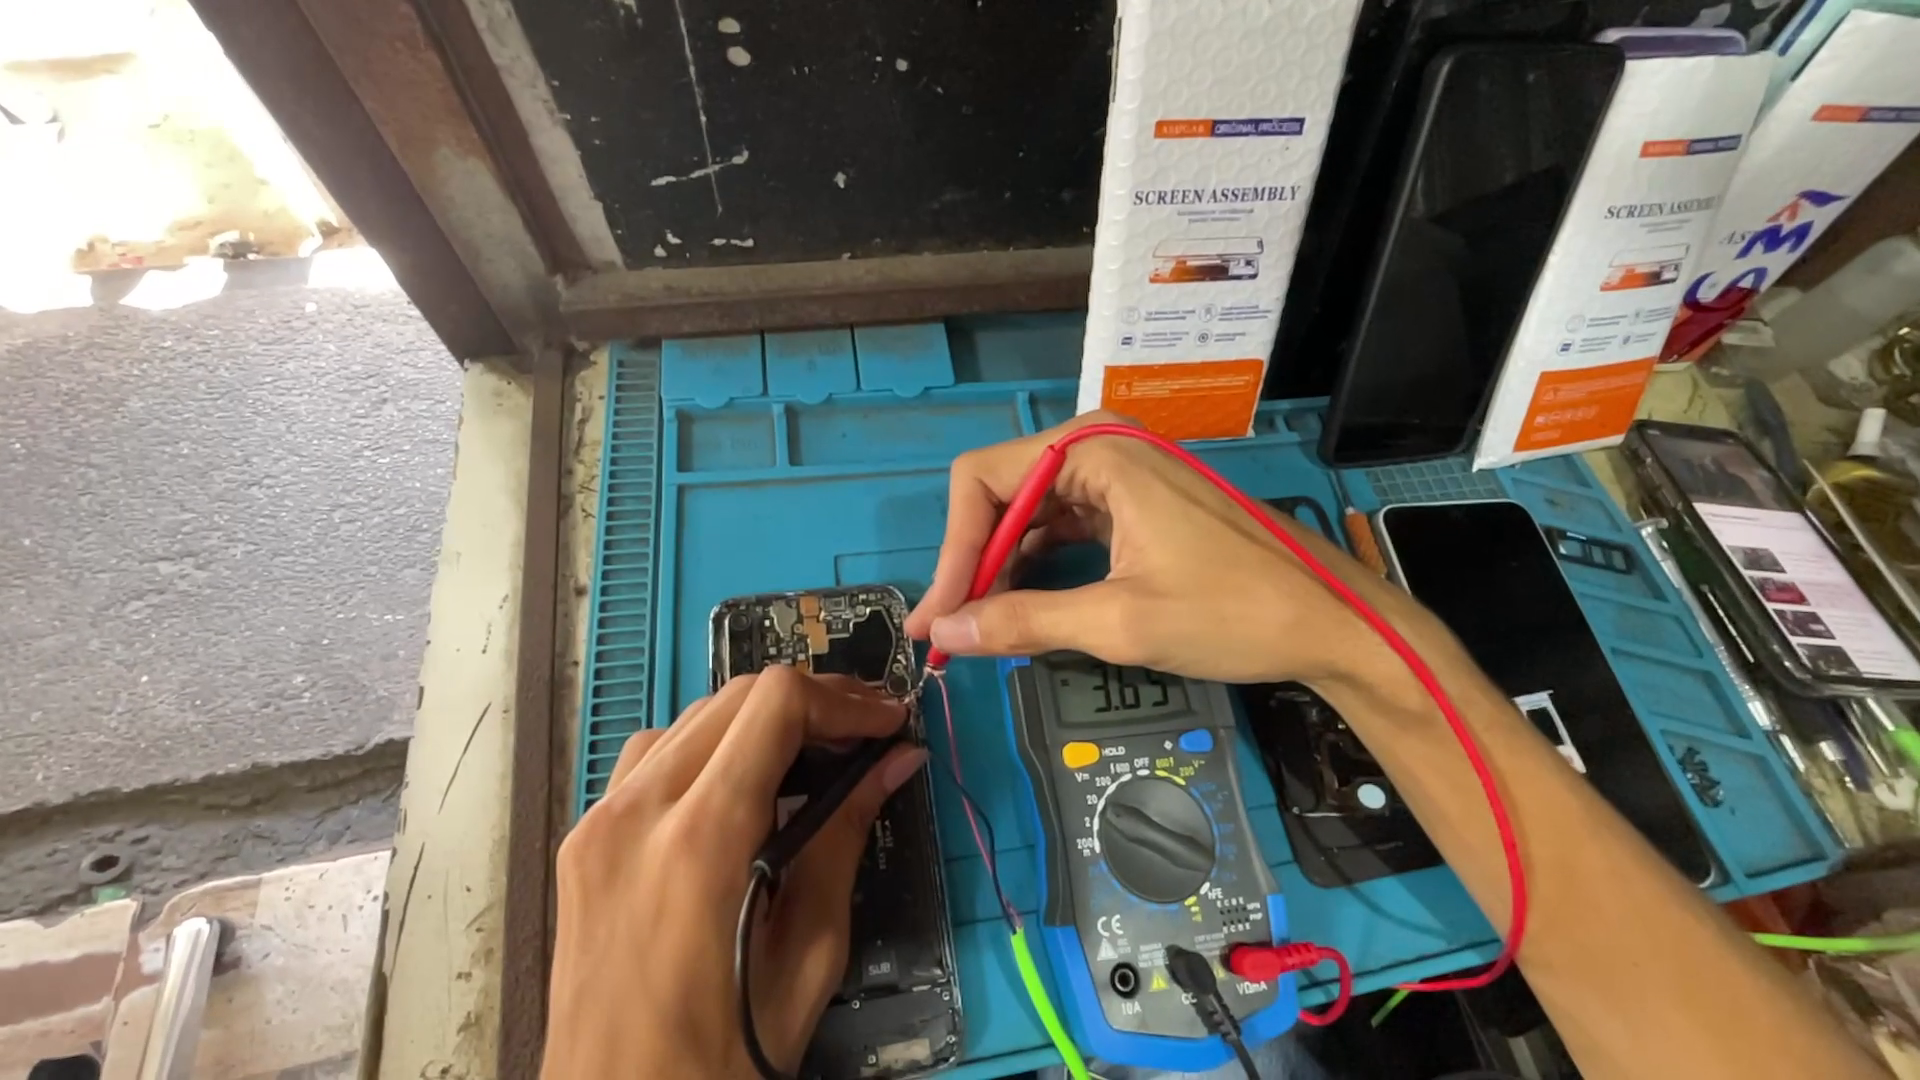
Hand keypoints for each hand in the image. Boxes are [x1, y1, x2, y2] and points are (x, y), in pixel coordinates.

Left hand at [543, 668, 926, 1078]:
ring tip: (810, 752)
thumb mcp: (811, 946)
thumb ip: (846, 833)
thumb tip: (896, 763)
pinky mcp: (582, 840)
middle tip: (864, 732)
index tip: (886, 724)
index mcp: (700, 837)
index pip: (776, 705)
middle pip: (735, 697)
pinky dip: (705, 747)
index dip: (842, 701)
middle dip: (811, 702)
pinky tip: (735, 783)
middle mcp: (638, 809)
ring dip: (757, 719)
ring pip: (692, 717)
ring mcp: (599, 821)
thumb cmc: (729, 1051)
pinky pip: (650, 757)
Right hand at [905, 411, 1427, 689]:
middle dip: (974, 564)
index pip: (981, 482)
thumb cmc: (1233, 613)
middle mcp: (1101, 446)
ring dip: (1002, 568)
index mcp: (1094, 451)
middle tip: (953, 633)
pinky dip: (1038, 565)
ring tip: (982, 629)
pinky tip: (1024, 605)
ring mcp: (1121, 471)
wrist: (1333, 623)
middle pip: (1001, 493)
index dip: (952, 553)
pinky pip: (1064, 524)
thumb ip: (1022, 621)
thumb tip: (942, 634)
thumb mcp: (1119, 622)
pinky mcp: (1136, 501)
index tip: (937, 621)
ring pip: (1029, 512)